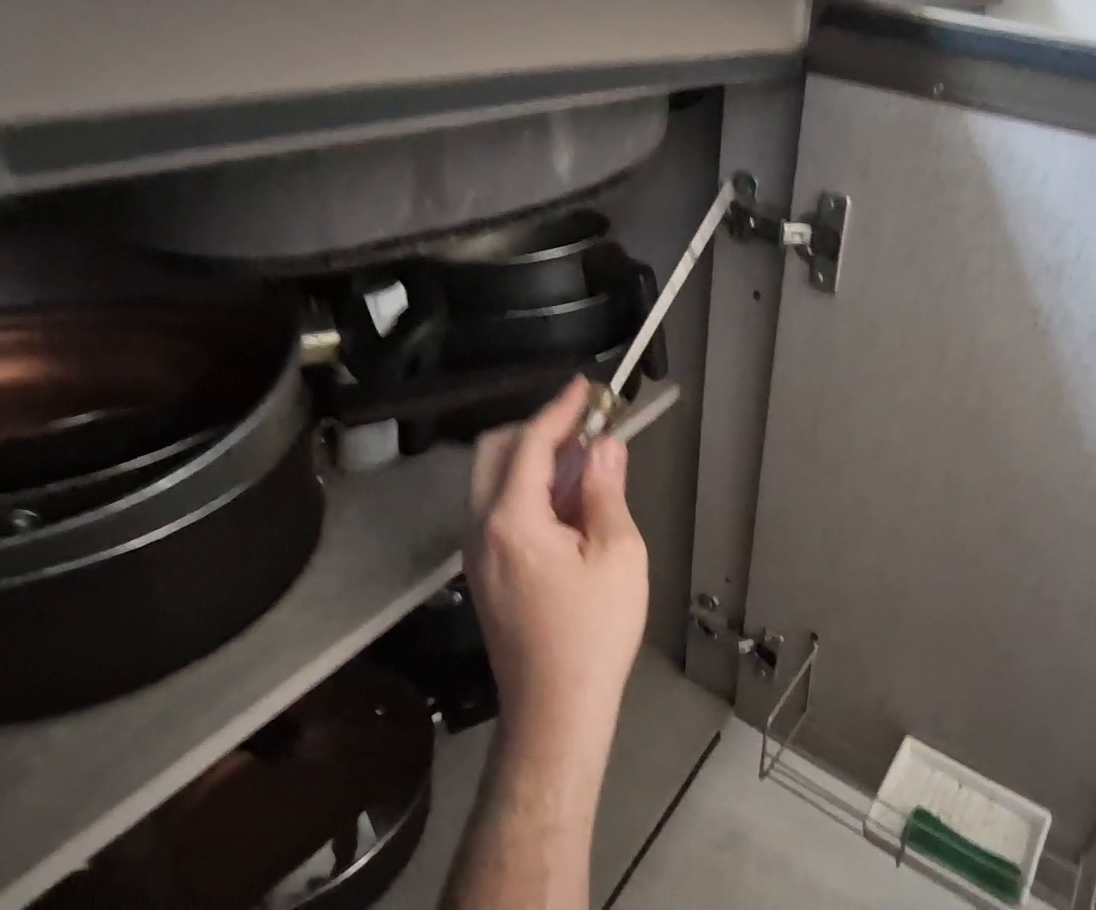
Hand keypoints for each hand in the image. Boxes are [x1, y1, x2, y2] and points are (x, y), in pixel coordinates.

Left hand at [466, 379, 648, 733]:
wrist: (555, 709)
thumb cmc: (595, 632)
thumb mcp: (618, 554)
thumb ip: (605, 491)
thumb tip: (604, 446)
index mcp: (512, 519)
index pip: (530, 443)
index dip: (559, 409)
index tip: (585, 385)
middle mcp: (481, 529)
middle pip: (495, 453)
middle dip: (538, 429)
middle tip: (585, 427)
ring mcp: (477, 554)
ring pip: (493, 482)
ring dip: (533, 460)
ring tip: (584, 465)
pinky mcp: (485, 575)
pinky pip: (498, 511)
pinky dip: (528, 491)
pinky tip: (568, 507)